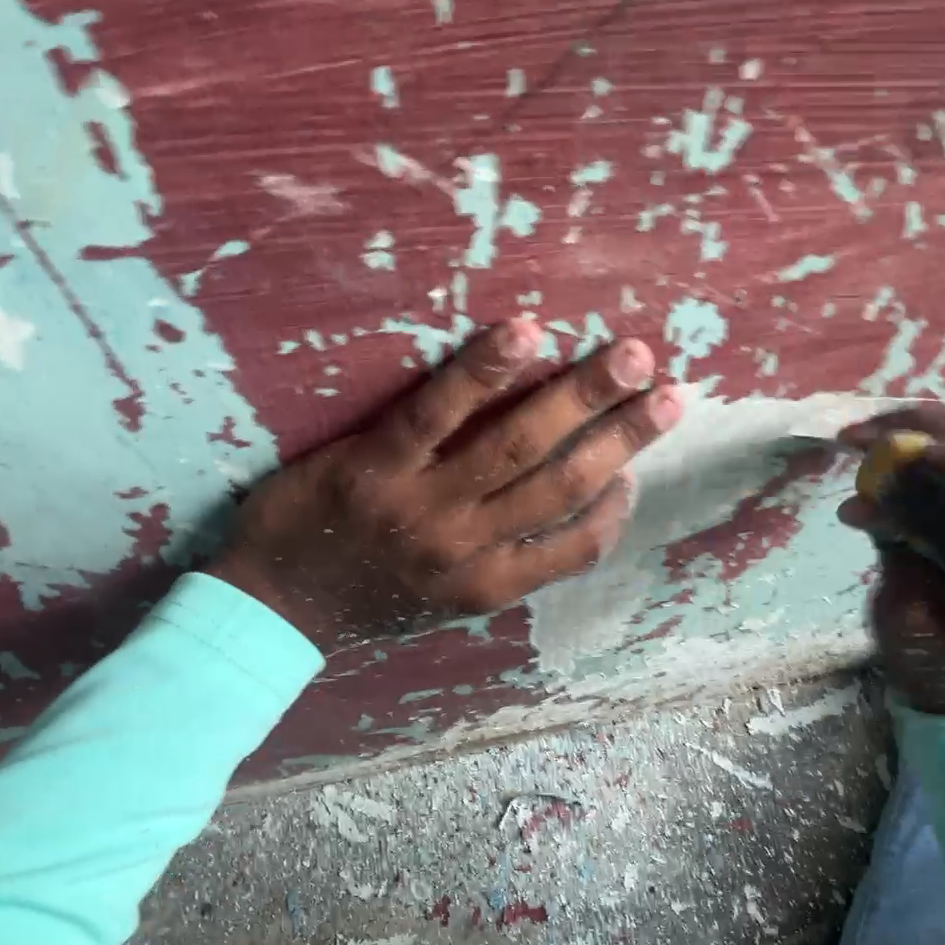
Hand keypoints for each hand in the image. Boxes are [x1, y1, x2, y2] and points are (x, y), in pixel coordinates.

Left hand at [207, 318, 683, 653]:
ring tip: (631, 357)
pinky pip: (436, 414)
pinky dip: (483, 372)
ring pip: (517, 447)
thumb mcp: (444, 604)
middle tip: (674, 393)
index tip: (637, 471)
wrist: (270, 610)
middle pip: (564, 484)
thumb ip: (504, 564)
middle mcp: (466, 550)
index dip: (618, 507)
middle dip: (626, 437)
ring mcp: (421, 508)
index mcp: (489, 587)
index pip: (578, 548)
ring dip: (581, 397)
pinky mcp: (371, 469)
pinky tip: (525, 333)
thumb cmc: (366, 600)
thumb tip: (563, 514)